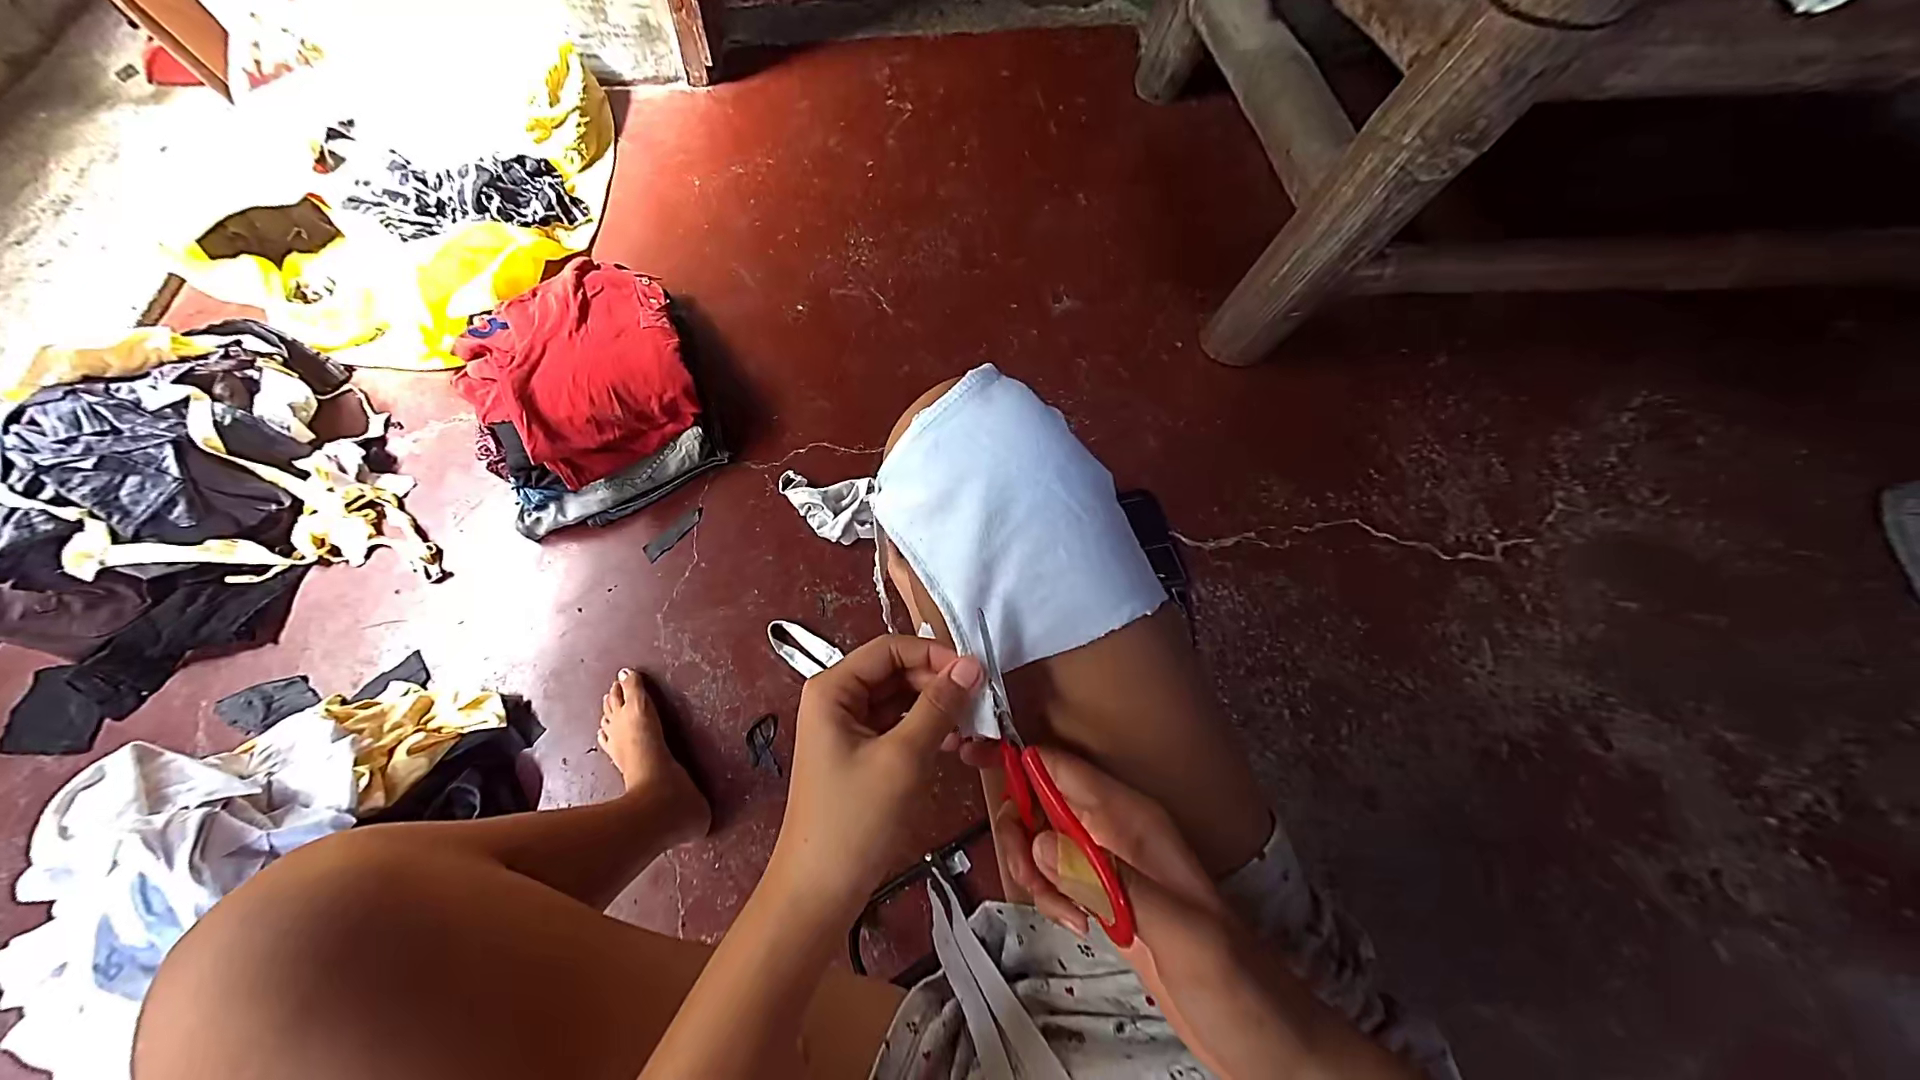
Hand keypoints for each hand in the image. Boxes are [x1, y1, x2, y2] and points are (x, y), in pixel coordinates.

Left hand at [768, 634, 983, 919]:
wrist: (820, 892)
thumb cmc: (855, 821)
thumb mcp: (903, 757)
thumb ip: (939, 706)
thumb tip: (971, 665)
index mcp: (833, 689)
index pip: (890, 649)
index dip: (933, 654)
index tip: (973, 673)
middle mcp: (837, 700)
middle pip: (896, 672)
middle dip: (937, 683)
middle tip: (978, 702)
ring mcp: (848, 727)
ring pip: (901, 699)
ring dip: (936, 708)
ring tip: (973, 725)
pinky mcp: (861, 752)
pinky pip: (899, 726)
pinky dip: (926, 730)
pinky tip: (955, 744)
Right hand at [979, 745, 1389, 1079]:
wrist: (1266, 1039)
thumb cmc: (1236, 980)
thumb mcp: (1177, 930)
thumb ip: (1108, 882)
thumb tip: (1038, 843)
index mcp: (1133, 818)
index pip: (1060, 766)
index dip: (1015, 756)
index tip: (971, 755)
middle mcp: (1114, 830)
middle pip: (1040, 801)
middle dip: (1022, 834)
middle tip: (1033, 879)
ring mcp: (1107, 863)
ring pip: (1040, 840)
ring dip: (1035, 873)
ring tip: (1069, 916)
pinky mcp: (1103, 896)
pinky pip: (1053, 876)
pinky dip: (1047, 895)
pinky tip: (1076, 925)